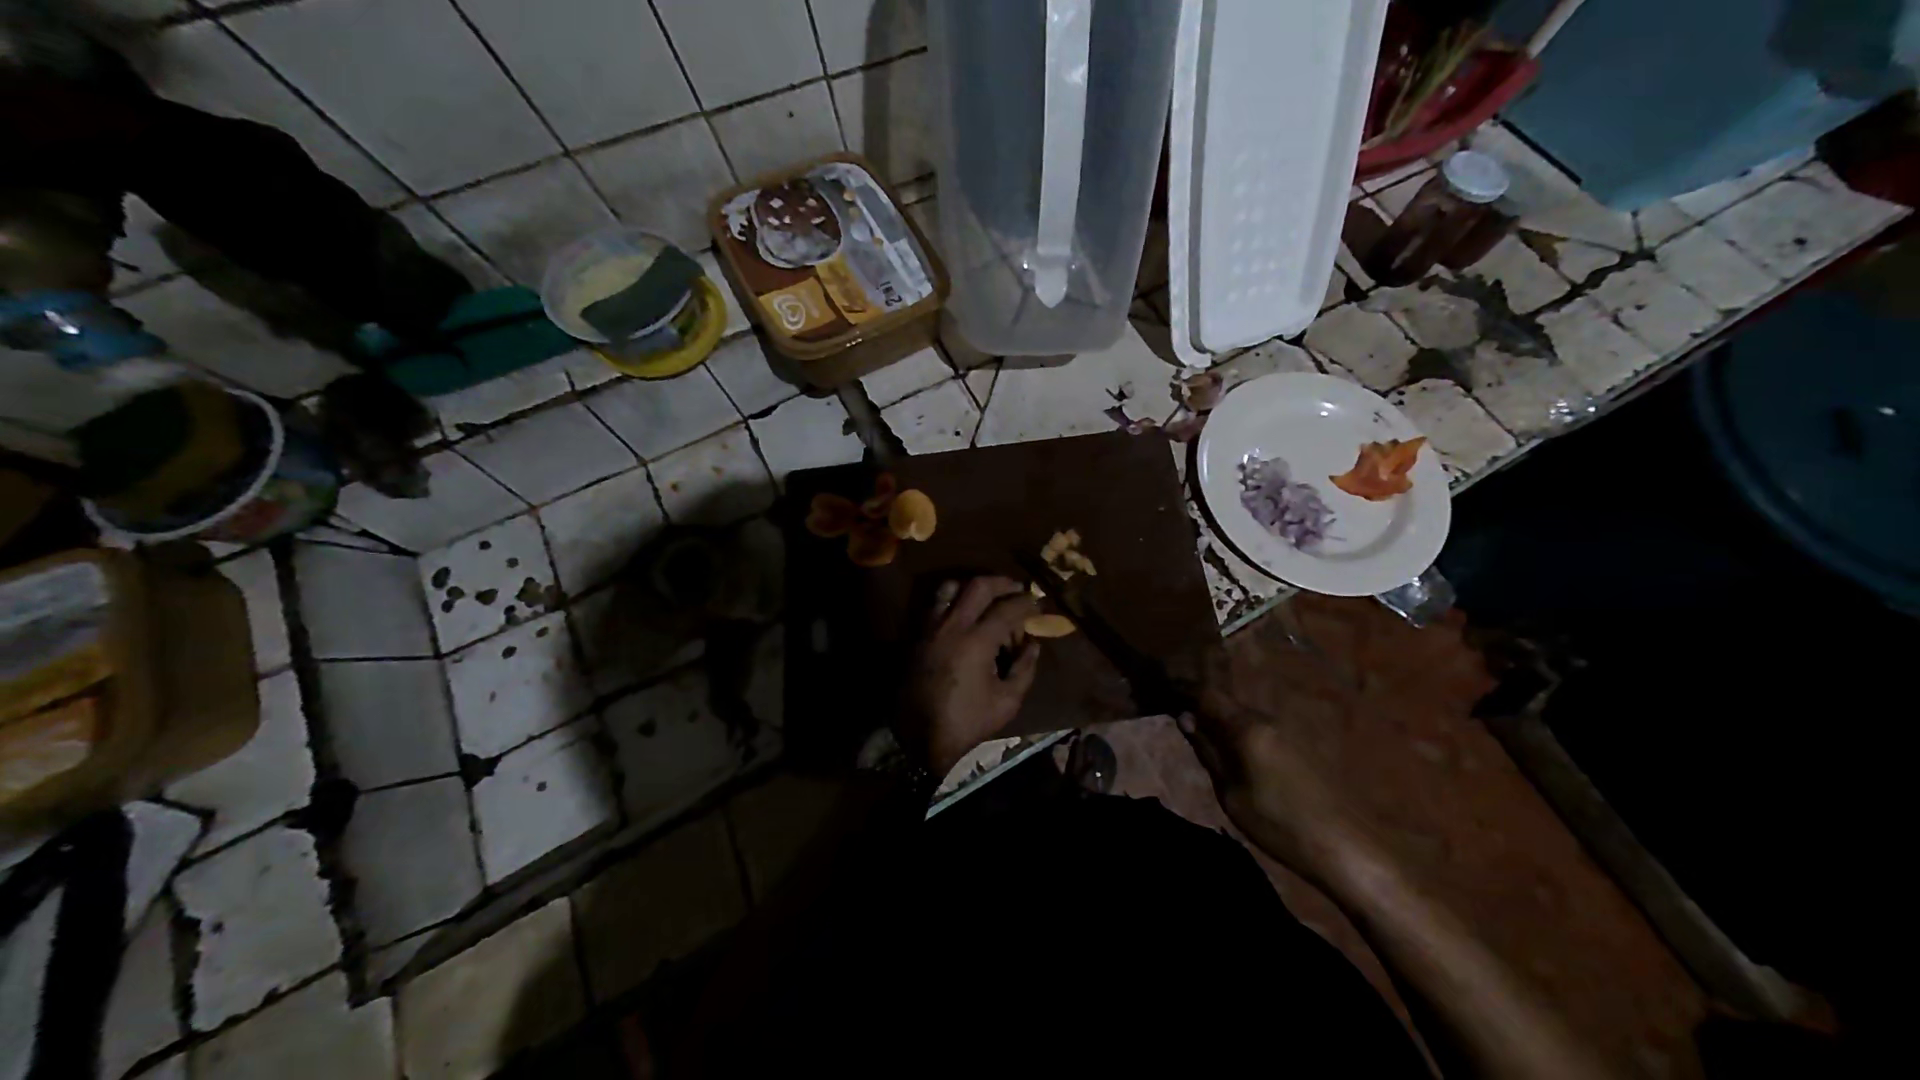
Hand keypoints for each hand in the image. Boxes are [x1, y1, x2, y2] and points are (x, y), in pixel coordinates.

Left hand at [900, 576, 1039, 776]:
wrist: (919, 736)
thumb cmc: (967, 721)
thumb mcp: (1007, 701)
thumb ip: (1025, 668)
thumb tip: (1032, 644)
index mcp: (977, 641)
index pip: (1008, 608)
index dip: (1027, 604)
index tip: (1038, 605)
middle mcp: (952, 625)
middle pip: (979, 586)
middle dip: (1003, 583)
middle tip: (1017, 589)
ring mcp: (931, 627)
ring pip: (951, 587)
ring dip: (974, 587)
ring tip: (988, 597)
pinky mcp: (918, 634)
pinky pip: (936, 603)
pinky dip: (954, 599)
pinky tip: (965, 614)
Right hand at [1175, 642, 1377, 879]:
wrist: (1346, 848)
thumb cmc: (1279, 824)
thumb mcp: (1230, 794)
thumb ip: (1208, 752)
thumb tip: (1186, 718)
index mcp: (1247, 727)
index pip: (1208, 693)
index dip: (1184, 690)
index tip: (1163, 693)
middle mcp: (1268, 719)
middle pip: (1227, 704)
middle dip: (1203, 709)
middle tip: (1180, 724)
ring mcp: (1289, 731)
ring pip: (1244, 718)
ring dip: (1223, 725)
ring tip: (1205, 743)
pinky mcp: (1302, 746)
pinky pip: (1261, 731)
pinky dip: (1242, 736)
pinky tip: (1236, 757)